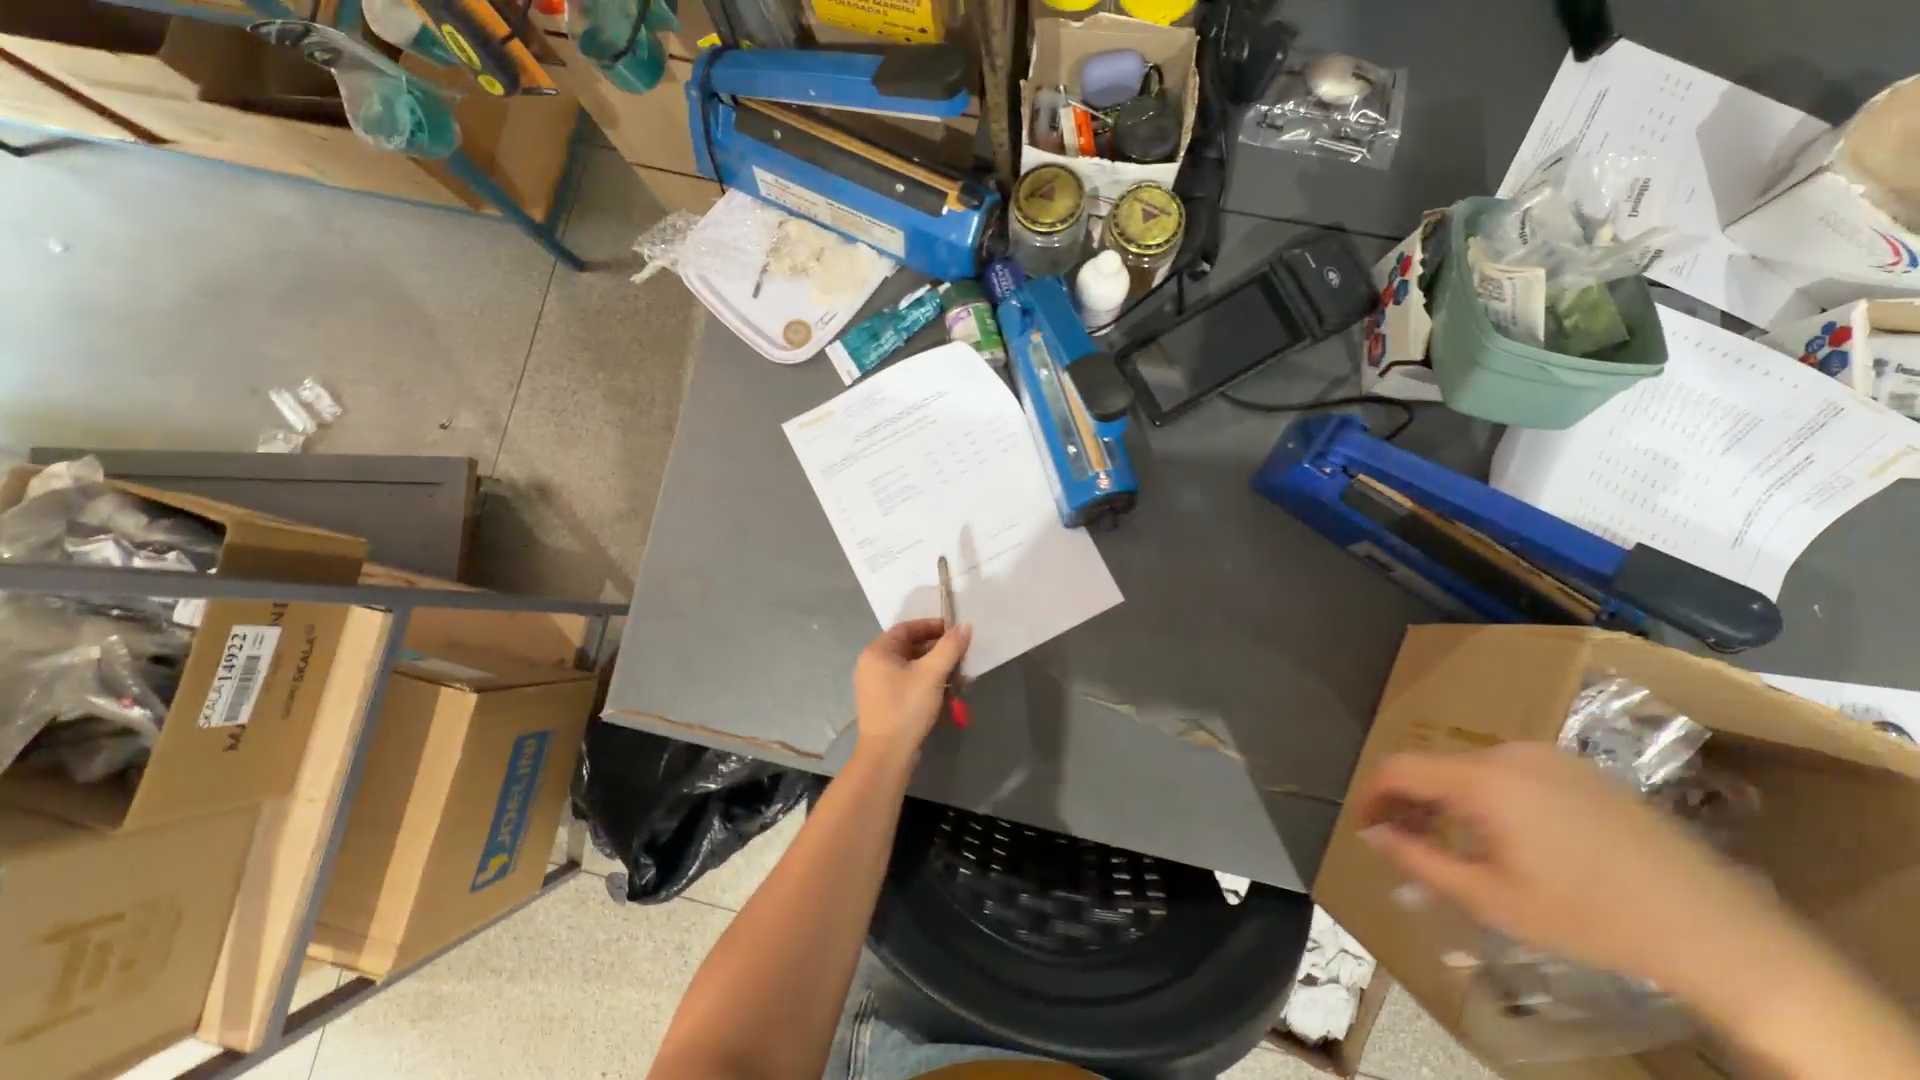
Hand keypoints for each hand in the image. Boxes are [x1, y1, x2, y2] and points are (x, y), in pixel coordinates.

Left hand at [852, 619, 970, 763]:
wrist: (887, 754)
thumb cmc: (907, 708)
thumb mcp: (932, 674)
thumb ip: (949, 647)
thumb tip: (964, 626)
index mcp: (877, 652)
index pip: (907, 628)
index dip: (932, 626)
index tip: (956, 632)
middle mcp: (872, 664)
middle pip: (909, 647)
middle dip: (937, 650)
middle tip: (960, 656)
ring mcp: (876, 685)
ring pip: (910, 667)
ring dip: (934, 668)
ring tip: (957, 676)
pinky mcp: (883, 702)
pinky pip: (907, 683)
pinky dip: (925, 683)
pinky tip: (945, 693)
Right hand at [1354, 743, 1784, 994]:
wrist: (1709, 925)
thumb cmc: (1589, 917)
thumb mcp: (1491, 899)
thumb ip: (1420, 860)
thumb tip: (1374, 835)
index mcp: (1485, 780)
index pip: (1399, 768)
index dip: (1372, 797)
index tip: (1367, 831)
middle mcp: (1512, 754)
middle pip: (1436, 766)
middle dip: (1412, 803)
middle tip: (1409, 847)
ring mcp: (1552, 757)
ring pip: (1473, 770)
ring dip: (1450, 802)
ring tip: (1456, 848)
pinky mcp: (1582, 769)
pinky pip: (1511, 774)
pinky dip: (1489, 799)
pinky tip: (1507, 840)